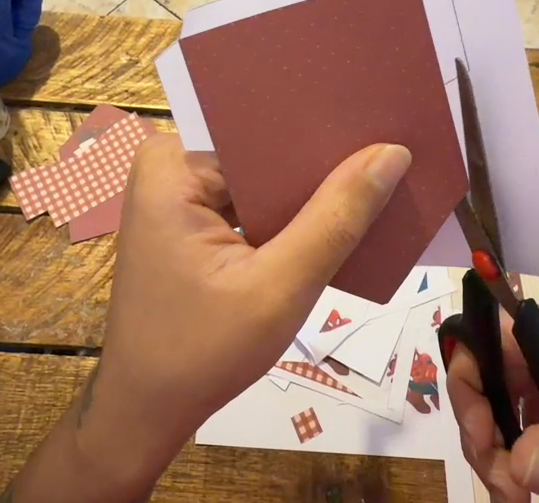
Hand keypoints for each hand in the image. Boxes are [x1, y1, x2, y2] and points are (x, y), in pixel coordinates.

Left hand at [18, 134, 410, 498]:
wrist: (145, 415)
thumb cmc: (201, 353)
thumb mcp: (279, 287)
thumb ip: (337, 218)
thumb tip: (393, 153)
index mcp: (173, 163)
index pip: (261, 128)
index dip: (320, 128)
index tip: (380, 122)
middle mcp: (170, 164)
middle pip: (262, 150)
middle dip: (319, 160)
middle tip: (391, 152)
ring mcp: (178, 193)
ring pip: (262, 177)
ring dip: (309, 189)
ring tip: (379, 177)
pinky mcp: (191, 219)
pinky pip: (251, 200)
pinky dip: (290, 214)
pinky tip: (340, 215)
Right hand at [447, 282, 538, 502]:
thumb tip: (516, 461)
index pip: (488, 335)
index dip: (472, 393)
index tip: (488, 459)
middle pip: (489, 357)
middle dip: (484, 425)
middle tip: (504, 490)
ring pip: (500, 375)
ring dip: (497, 435)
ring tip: (516, 492)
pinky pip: (523, 384)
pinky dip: (517, 429)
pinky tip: (528, 473)